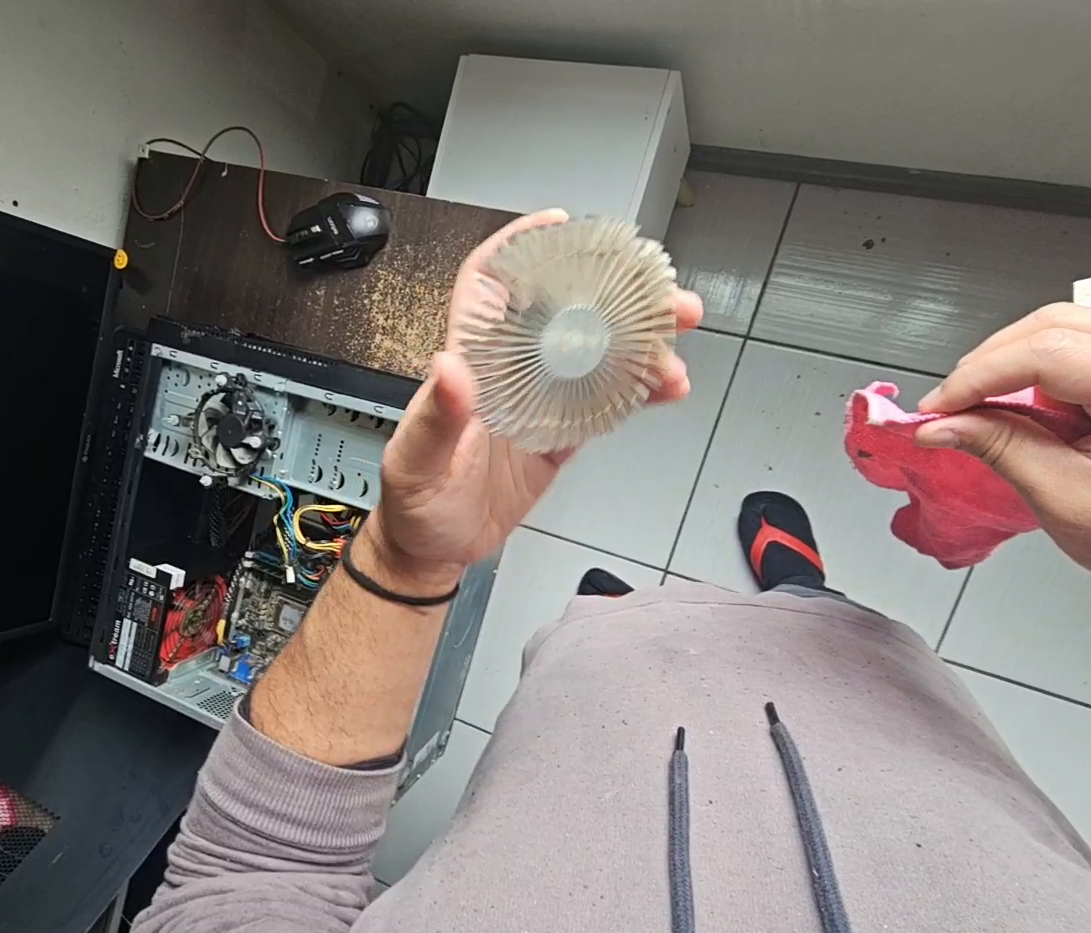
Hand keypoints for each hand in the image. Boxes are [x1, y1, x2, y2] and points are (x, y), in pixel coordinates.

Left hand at [362, 209, 702, 593]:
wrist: (434, 548)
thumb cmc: (414, 503)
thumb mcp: (415, 461)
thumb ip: (435, 417)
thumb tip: (449, 366)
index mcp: (470, 368)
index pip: (490, 291)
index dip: (520, 252)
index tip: (560, 225)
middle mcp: (508, 377)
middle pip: (565, 316)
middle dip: (614, 297)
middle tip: (660, 295)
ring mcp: (538, 405)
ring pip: (596, 357)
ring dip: (639, 344)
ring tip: (676, 343)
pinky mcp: (557, 438)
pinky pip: (603, 406)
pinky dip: (637, 393)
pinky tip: (663, 387)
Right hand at [916, 303, 1090, 617]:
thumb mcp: (1068, 500)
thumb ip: (1000, 449)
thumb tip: (939, 426)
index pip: (1049, 351)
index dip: (977, 376)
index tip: (934, 411)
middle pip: (1060, 323)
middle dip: (991, 363)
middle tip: (951, 408)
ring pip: (1075, 327)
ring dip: (1017, 366)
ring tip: (991, 414)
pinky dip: (1049, 374)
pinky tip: (1037, 411)